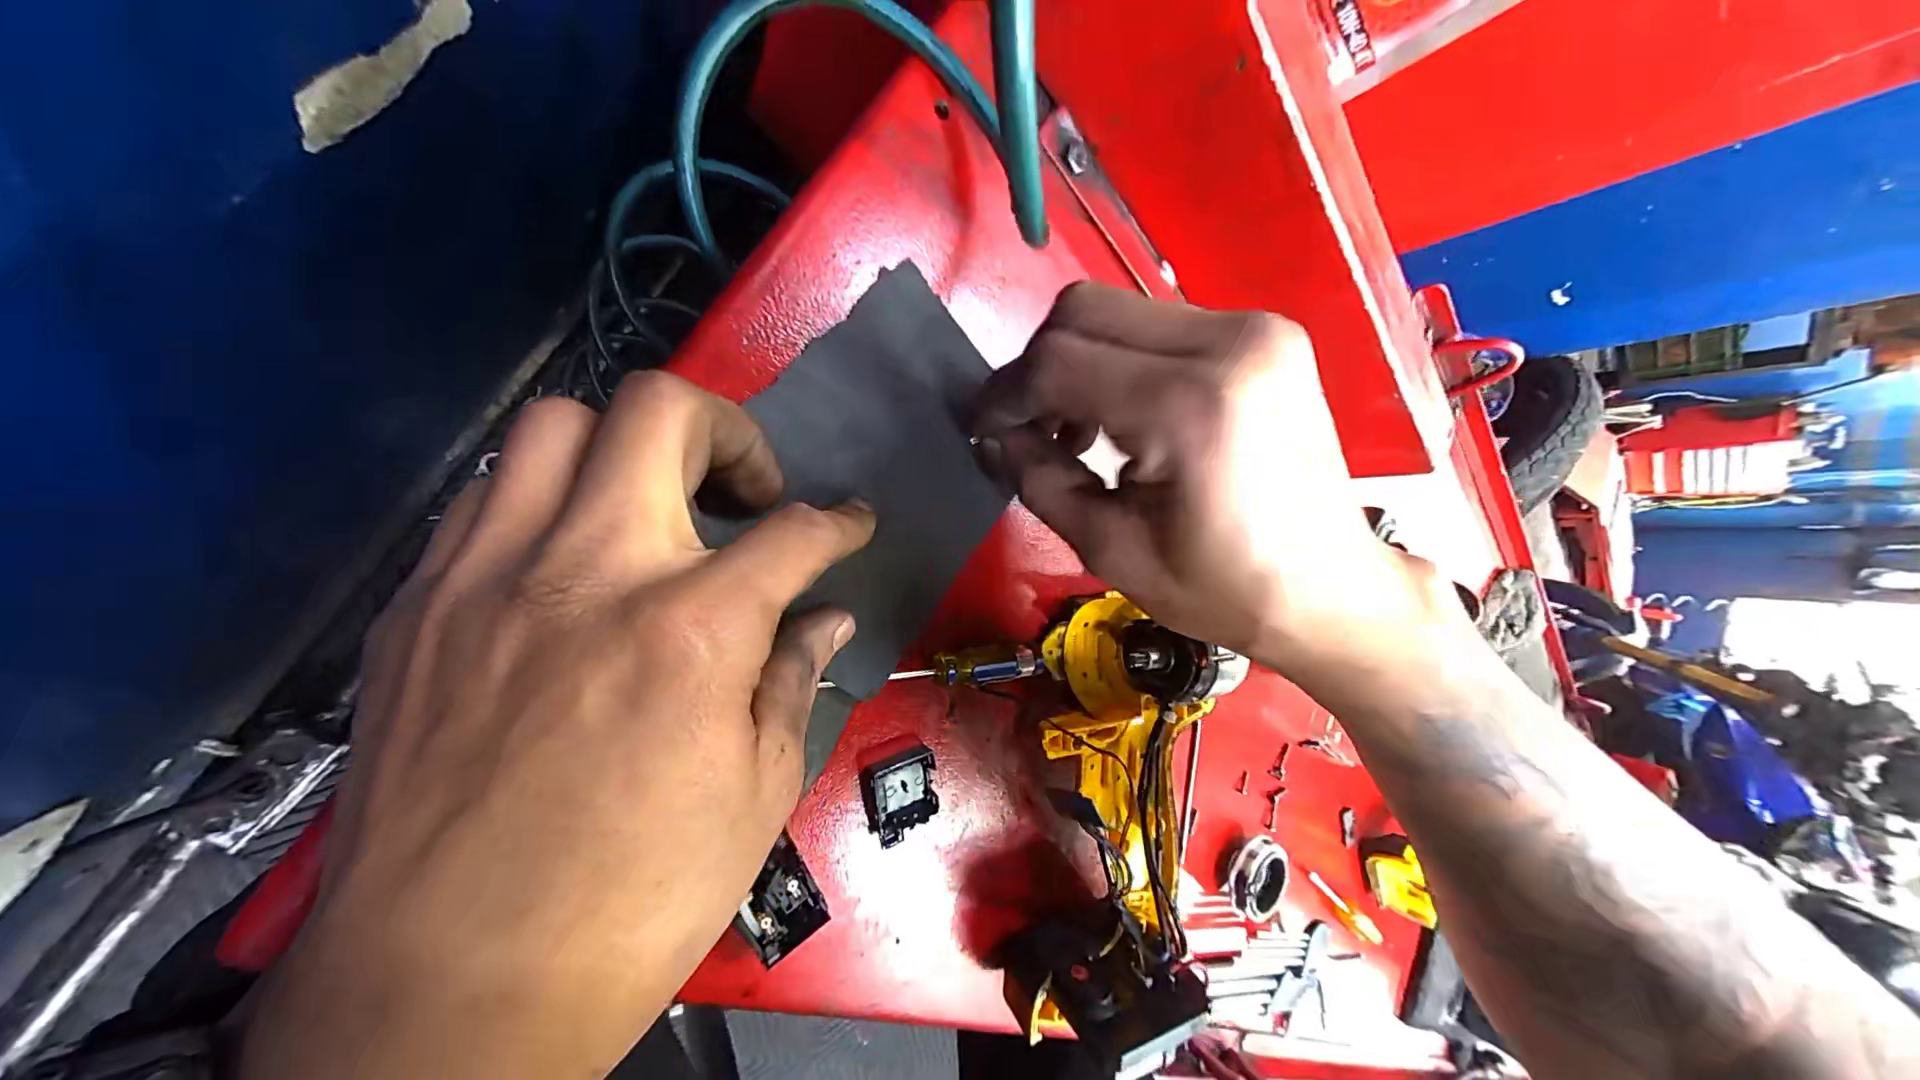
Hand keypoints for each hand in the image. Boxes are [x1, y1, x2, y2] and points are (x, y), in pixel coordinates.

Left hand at [241, 373, 873, 1079]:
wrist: (442, 996)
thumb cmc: (634, 897)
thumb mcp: (757, 789)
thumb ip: (794, 676)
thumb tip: (828, 618)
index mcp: (693, 627)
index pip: (795, 530)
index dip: (841, 520)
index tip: (851, 521)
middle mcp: (591, 570)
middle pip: (663, 411)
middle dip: (732, 433)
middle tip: (747, 492)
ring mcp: (490, 576)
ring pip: (557, 424)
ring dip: (626, 449)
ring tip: (652, 511)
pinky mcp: (419, 605)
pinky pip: (486, 495)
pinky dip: (546, 499)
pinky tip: (569, 560)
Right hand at [972, 283, 1466, 683]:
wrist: (1328, 590)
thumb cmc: (1222, 589)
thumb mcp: (1110, 550)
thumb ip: (1040, 481)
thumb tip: (995, 437)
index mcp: (1188, 406)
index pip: (1058, 362)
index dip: (1006, 395)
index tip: (986, 430)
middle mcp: (1227, 343)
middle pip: (1083, 310)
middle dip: (1036, 368)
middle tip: (1027, 428)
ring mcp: (1254, 329)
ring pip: (1118, 311)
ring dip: (1077, 362)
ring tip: (1075, 431)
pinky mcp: (1263, 335)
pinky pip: (1157, 325)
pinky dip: (1118, 361)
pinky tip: (1121, 415)